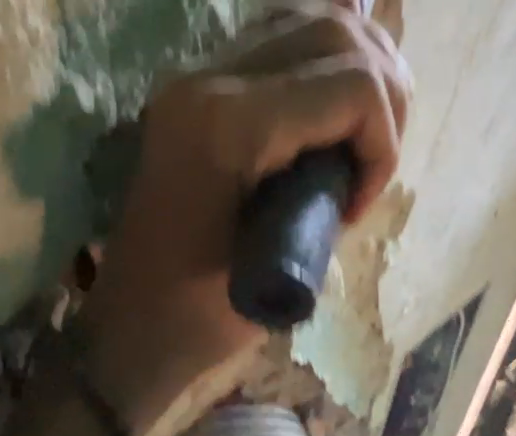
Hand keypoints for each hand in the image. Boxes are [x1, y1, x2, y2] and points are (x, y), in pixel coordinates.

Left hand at [79, 1, 411, 431]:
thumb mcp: (284, 270)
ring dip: (355, 71)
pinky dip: (319, 64)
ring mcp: (198, 75)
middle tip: (372, 165)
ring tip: (358, 138)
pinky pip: (277, 39)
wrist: (133, 325)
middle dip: (382, 95)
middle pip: (338, 31)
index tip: (357, 207)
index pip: (354, 85)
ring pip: (309, 19)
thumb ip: (331, 197)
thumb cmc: (202, 319)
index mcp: (230, 125)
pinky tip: (328, 114)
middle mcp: (211, 78)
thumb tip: (361, 165)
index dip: (382, 146)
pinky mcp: (196, 87)